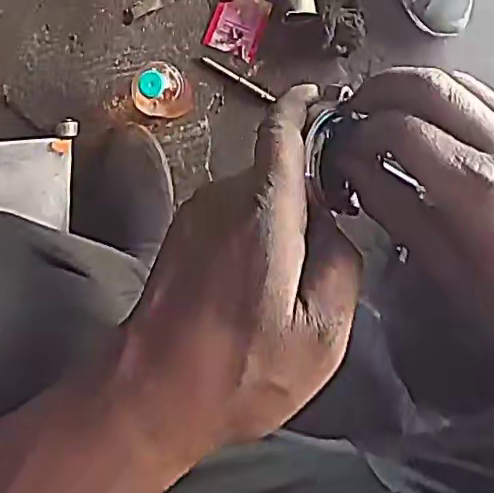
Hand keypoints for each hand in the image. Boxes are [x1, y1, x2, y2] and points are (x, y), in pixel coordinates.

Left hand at [111, 85, 362, 462]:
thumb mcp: (321, 334)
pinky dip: (255, 230)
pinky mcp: (185, 228)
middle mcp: (226, 197)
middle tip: (322, 250)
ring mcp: (199, 210)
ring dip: (280, 220)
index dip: (307, 105)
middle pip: (279, 166)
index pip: (283, 129)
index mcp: (264, 211)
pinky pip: (234, 210)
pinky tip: (254, 286)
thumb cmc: (236, 371)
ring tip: (283, 285)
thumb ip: (343, 262)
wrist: (150, 395)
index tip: (325, 97)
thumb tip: (334, 225)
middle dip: (307, 194)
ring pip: (259, 192)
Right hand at [330, 68, 493, 385]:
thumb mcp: (449, 269)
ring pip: (457, 79)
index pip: (401, 128)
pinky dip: (448, 96)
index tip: (348, 145)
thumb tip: (356, 169)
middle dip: (381, 88)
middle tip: (357, 108)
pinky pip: (485, 96)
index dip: (363, 131)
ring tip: (387, 106)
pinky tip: (431, 118)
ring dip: (412, 84)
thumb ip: (395, 208)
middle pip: (428, 84)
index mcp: (481, 192)